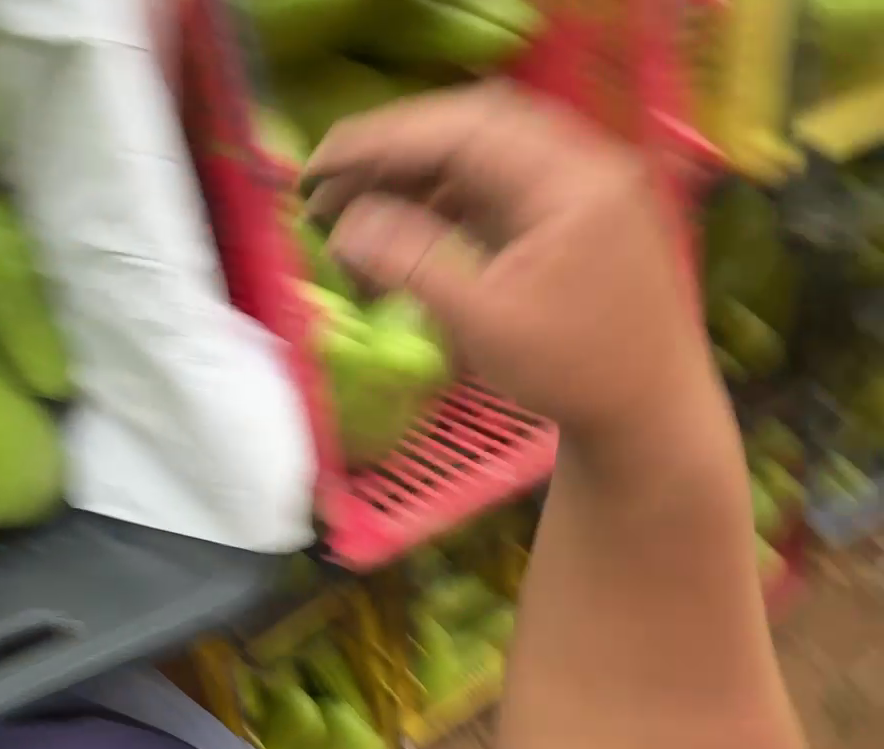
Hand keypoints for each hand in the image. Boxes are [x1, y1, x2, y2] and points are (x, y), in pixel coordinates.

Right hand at [300, 84, 710, 438]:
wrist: (642, 405)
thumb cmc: (569, 368)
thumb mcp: (482, 318)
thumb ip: (412, 261)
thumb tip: (345, 225)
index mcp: (569, 181)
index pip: (463, 132)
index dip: (382, 142)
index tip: (318, 165)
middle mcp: (574, 168)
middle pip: (466, 131)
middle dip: (387, 152)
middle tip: (321, 182)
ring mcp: (565, 191)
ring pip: (471, 161)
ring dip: (402, 179)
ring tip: (340, 211)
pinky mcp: (551, 218)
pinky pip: (480, 193)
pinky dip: (426, 205)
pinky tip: (387, 232)